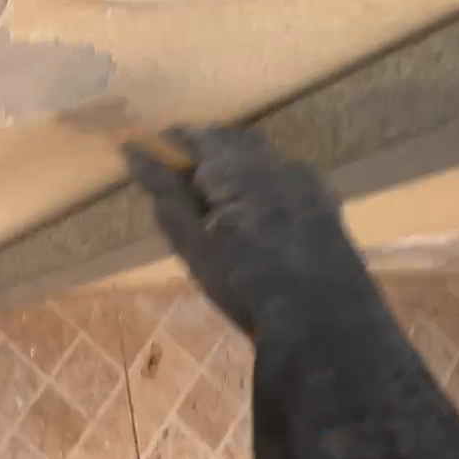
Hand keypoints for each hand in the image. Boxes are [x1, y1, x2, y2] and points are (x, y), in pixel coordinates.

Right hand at [124, 125, 375, 338]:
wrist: (322, 323)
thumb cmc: (241, 282)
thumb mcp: (190, 241)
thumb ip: (164, 191)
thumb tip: (134, 151)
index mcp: (237, 168)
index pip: (199, 135)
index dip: (173, 140)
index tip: (153, 150)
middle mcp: (275, 163)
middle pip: (233, 140)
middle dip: (205, 149)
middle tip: (180, 174)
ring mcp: (305, 181)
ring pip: (261, 155)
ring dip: (234, 162)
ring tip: (213, 192)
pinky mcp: (324, 202)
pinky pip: (284, 173)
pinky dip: (260, 178)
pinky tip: (254, 207)